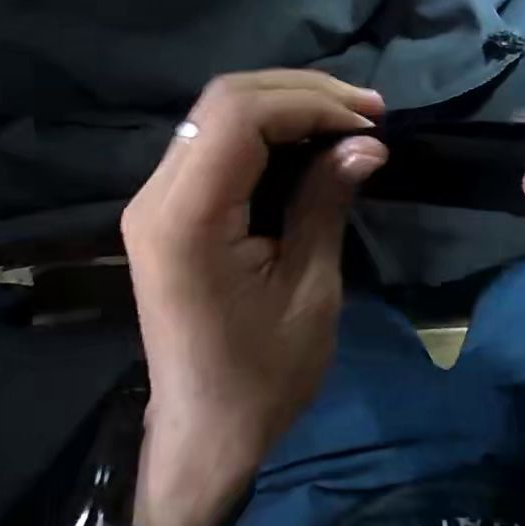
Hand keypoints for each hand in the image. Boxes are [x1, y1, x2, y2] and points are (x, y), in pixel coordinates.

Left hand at [119, 71, 386, 525]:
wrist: (205, 432)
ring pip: (218, 114)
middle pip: (224, 101)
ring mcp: (156, 201)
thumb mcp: (310, 290)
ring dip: (287, 105)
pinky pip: (217, 144)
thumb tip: (366, 143)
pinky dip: (268, 130)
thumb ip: (326, 203)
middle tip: (367, 111)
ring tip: (348, 119)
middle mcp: (158, 197)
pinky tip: (310, 139)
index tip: (369, 122)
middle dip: (302, 93)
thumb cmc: (263, 376)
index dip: (310, 103)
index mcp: (187, 220)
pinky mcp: (169, 210)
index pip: (238, 117)